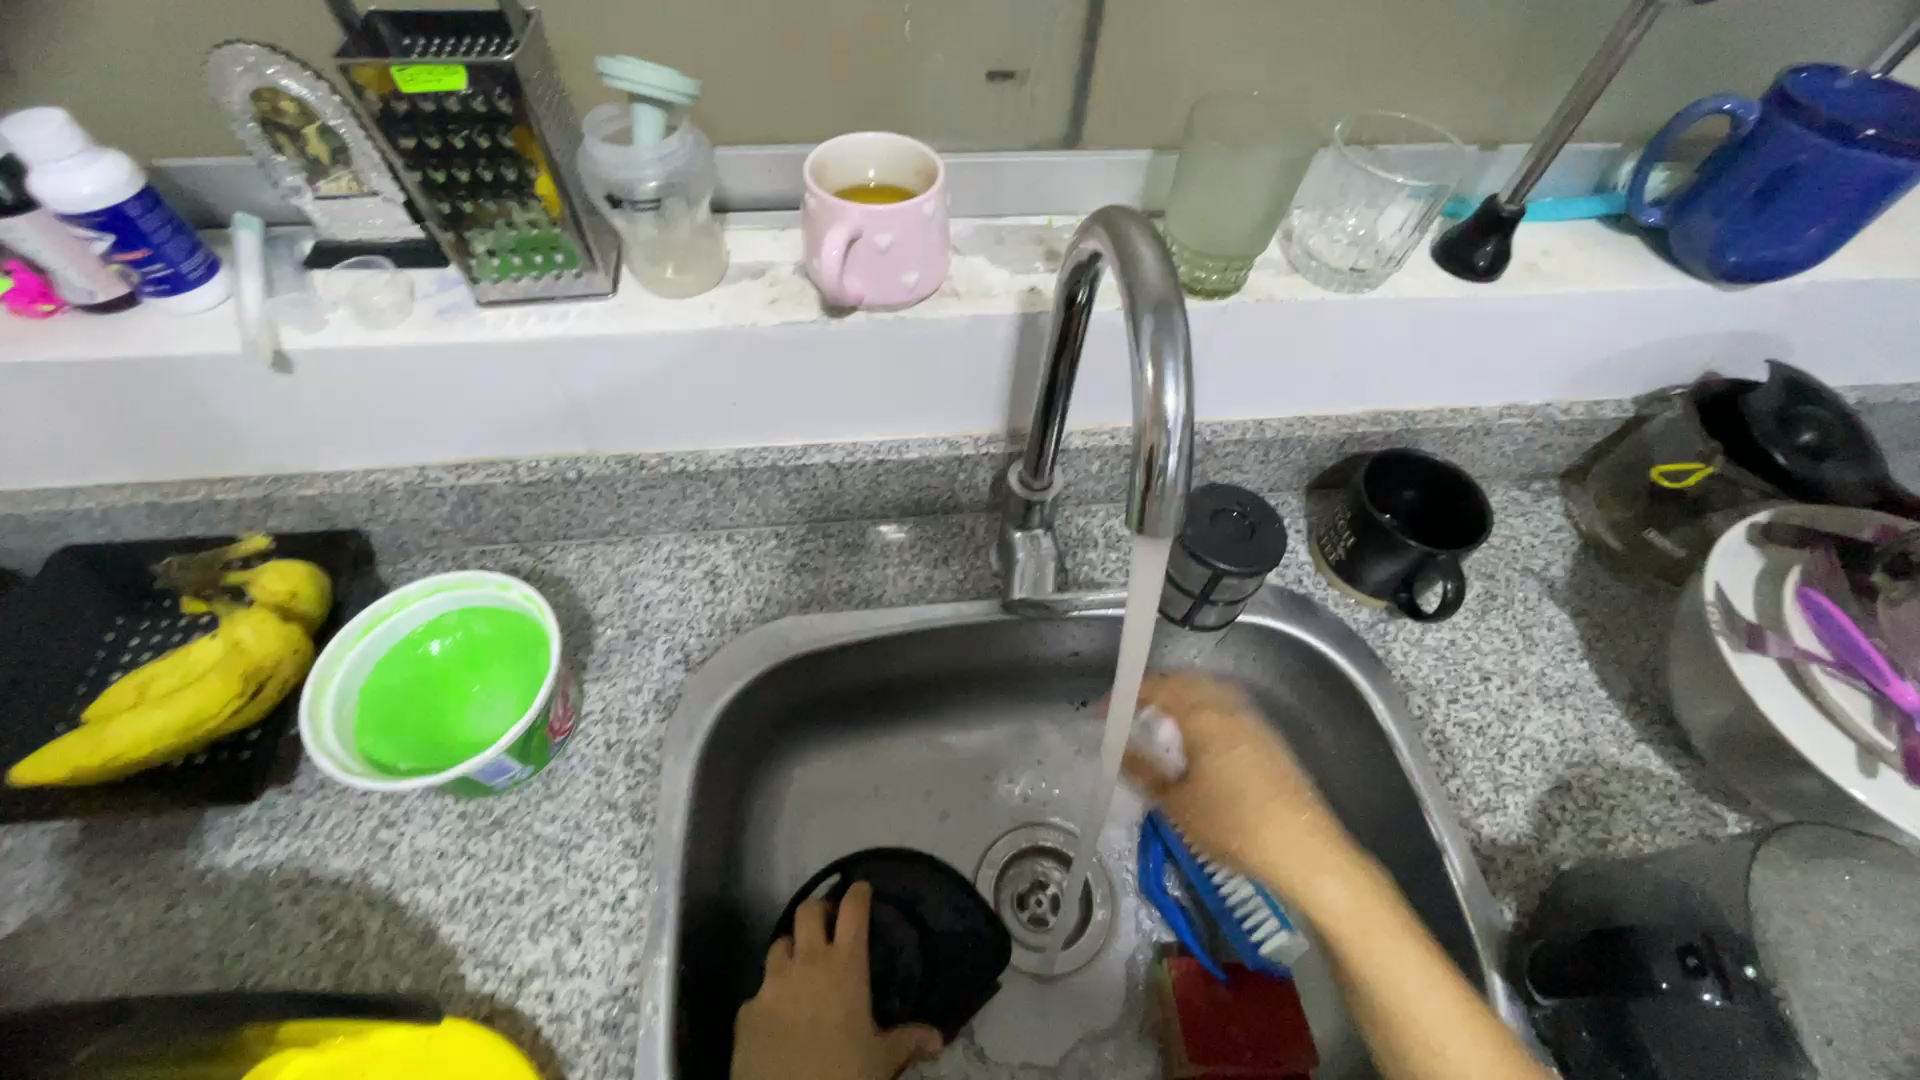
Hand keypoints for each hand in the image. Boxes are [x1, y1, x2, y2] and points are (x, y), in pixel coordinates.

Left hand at [733, 881, 944, 1079]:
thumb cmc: (844, 1074)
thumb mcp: (882, 1060)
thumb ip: (908, 1040)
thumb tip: (939, 1037)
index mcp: (845, 966)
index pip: (852, 911)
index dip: (857, 893)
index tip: (860, 888)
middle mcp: (807, 963)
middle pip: (807, 910)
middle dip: (818, 909)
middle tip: (828, 921)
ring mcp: (772, 984)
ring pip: (778, 945)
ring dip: (791, 949)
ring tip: (799, 966)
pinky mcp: (746, 1010)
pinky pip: (759, 992)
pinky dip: (769, 998)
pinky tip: (778, 1017)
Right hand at [1122, 672, 1360, 902]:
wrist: (1305, 850)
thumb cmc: (1234, 826)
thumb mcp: (1177, 804)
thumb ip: (1145, 773)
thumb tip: (1120, 752)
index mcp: (1203, 715)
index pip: (1158, 686)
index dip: (1128, 694)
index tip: (1106, 711)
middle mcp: (1230, 708)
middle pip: (1186, 681)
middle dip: (1156, 691)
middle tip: (1133, 713)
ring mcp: (1254, 721)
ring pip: (1211, 693)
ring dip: (1183, 700)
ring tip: (1163, 726)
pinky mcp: (1270, 739)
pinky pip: (1228, 710)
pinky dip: (1205, 713)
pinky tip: (1199, 744)